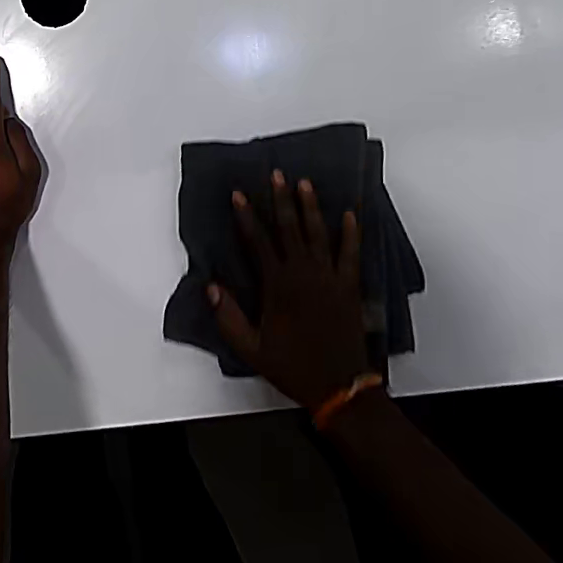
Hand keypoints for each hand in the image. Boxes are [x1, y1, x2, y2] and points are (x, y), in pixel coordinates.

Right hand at [210, 171, 373, 408]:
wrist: (340, 388)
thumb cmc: (293, 366)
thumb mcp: (251, 348)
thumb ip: (228, 316)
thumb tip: (210, 286)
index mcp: (278, 285)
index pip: (258, 241)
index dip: (246, 216)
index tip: (238, 194)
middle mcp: (304, 274)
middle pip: (289, 229)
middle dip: (281, 200)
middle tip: (276, 175)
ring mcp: (330, 278)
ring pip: (318, 234)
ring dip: (311, 207)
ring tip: (304, 183)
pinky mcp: (349, 287)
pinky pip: (351, 254)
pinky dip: (351, 234)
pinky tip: (349, 215)